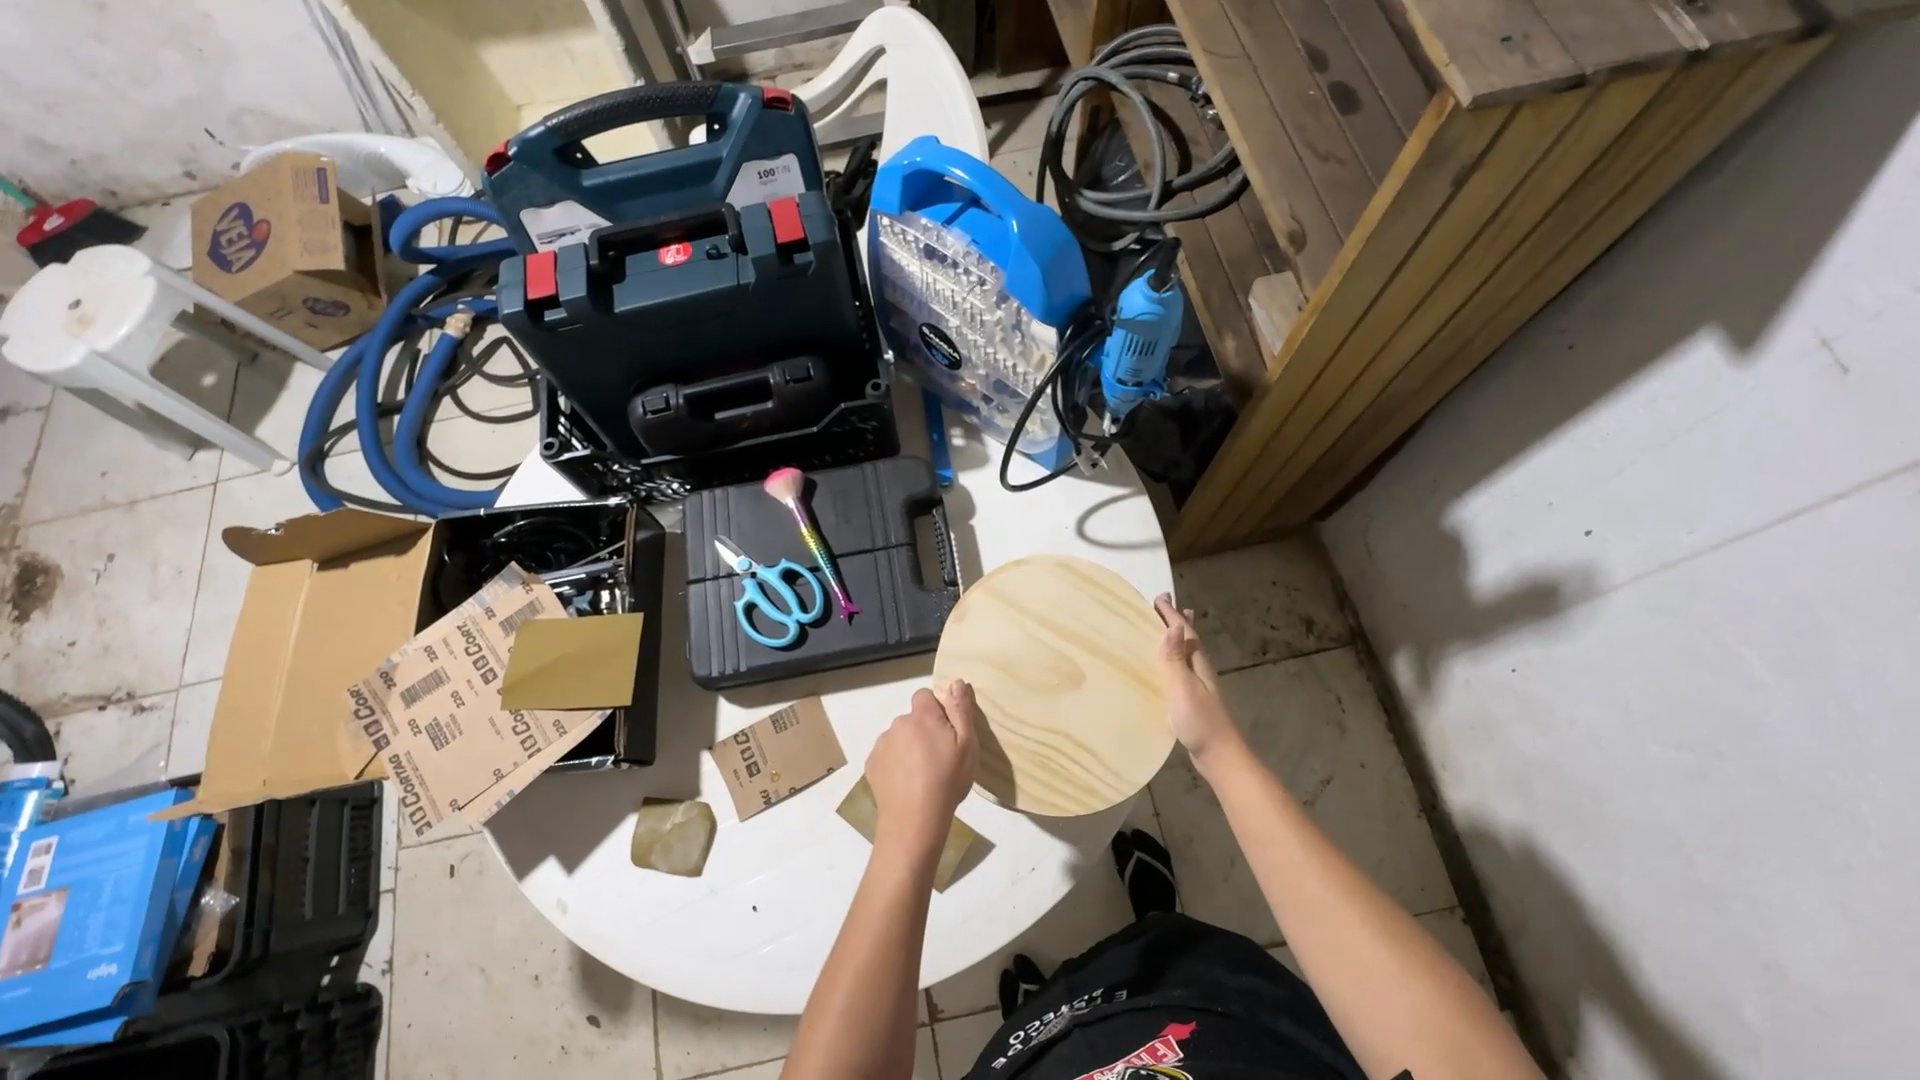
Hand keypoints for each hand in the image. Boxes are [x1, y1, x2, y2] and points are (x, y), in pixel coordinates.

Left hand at [867, 681, 980, 848]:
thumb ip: (961, 710)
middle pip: (911, 718)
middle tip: (937, 757)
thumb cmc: (947, 780)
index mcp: (922, 716)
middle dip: (922, 730)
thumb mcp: (967, 745)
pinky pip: (886, 755)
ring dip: (907, 747)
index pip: (924, 695)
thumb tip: (956, 682)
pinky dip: (894, 763)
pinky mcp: (871, 764)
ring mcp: (881, 744)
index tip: (945, 731)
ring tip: (920, 774)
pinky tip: (905, 782)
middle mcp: (897, 724)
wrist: (914, 819)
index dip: (935, 709)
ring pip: (898, 737)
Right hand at [1154, 595, 1245, 773]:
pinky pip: (1183, 671)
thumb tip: (1172, 625)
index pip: (1184, 632)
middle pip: (1189, 639)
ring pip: (1188, 655)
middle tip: (1166, 605)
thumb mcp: (1183, 688)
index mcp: (1199, 663)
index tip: (1159, 597)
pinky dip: (1175, 661)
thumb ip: (1175, 659)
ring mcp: (1201, 686)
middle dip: (1177, 621)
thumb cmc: (1201, 721)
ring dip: (1177, 640)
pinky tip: (1170, 670)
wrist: (1221, 756)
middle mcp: (1202, 670)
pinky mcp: (1197, 701)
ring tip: (1171, 629)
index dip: (1171, 614)